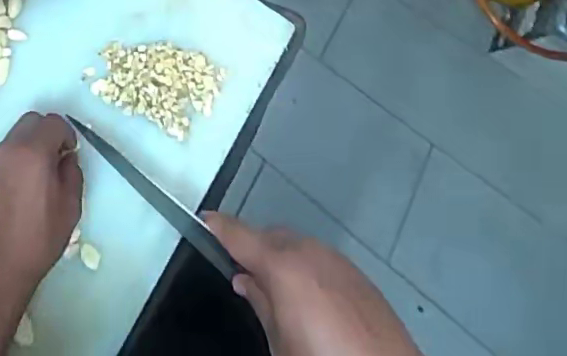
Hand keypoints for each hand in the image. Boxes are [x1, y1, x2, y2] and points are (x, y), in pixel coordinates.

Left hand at [0, 112, 83, 314]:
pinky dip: (16, 157)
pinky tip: (21, 186)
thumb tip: (67, 157)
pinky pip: (3, 153)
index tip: (69, 153)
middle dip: (47, 132)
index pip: (53, 122)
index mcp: (33, 152)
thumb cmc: (39, 238)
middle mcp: (9, 148)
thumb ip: (72, 173)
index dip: (66, 133)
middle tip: (56, 158)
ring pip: (15, 135)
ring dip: (30, 143)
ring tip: (38, 174)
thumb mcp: (70, 207)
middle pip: (31, 120)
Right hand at [202, 212, 420, 355]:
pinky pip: (323, 262)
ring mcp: (339, 264)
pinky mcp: (363, 281)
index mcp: (282, 266)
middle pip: (270, 236)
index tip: (204, 223)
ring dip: (283, 258)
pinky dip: (309, 270)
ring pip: (298, 246)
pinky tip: (314, 303)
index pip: (238, 234)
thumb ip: (260, 305)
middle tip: (243, 273)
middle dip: (254, 248)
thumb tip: (246, 282)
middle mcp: (309, 253)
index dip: (218, 228)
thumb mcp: (282, 347)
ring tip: (279, 292)